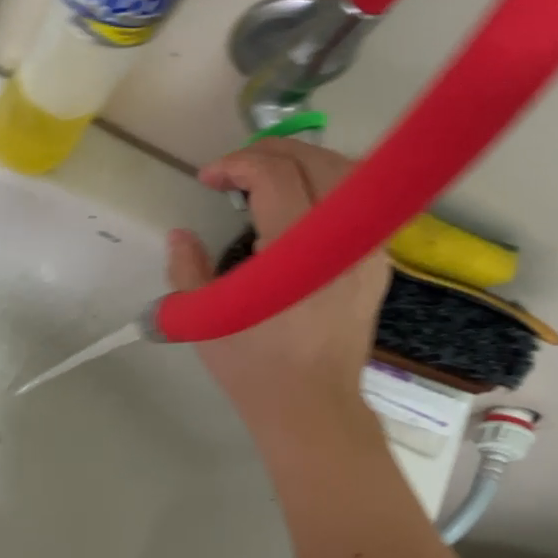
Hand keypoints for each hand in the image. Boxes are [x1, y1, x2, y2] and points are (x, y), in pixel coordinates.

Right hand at [167, 138, 389, 434]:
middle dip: (271, 153)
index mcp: (294, 250)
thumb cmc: (253, 367)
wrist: (311, 404)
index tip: (209, 179)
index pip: (276, 176)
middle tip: (234, 170)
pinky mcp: (377, 262)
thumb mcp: (203, 320)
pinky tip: (298, 210)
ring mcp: (367, 248)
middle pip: (317, 161)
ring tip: (268, 180)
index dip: (238, 164)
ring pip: (347, 174)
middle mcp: (340, 239)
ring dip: (304, 163)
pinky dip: (326, 189)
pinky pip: (358, 205)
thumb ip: (187, 271)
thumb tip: (181, 236)